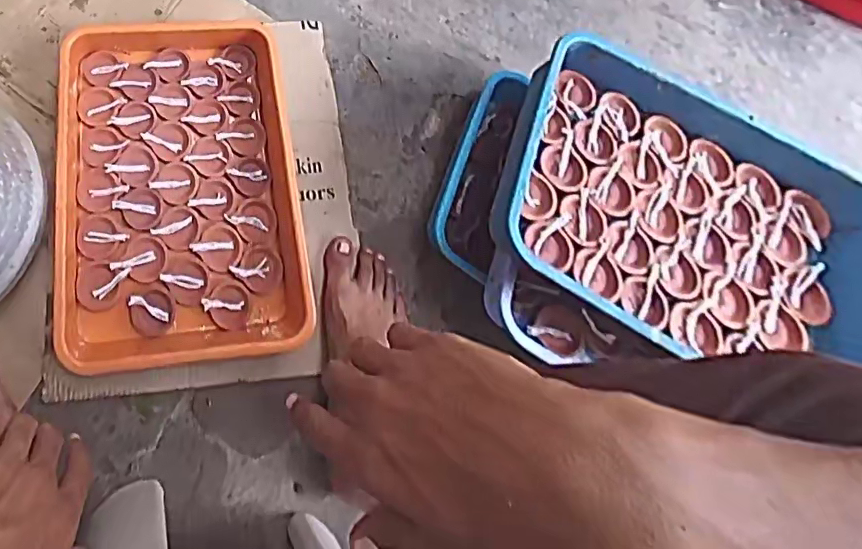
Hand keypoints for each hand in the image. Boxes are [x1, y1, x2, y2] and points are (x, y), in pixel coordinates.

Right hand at [288, 323, 678, 548]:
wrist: (559, 463)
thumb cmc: (507, 512)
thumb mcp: (443, 535)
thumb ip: (396, 529)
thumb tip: (367, 534)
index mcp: (372, 457)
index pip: (318, 428)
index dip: (306, 418)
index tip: (301, 411)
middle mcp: (377, 405)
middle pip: (336, 379)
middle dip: (342, 387)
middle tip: (356, 396)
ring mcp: (404, 367)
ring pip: (363, 349)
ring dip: (369, 362)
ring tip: (387, 373)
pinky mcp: (434, 342)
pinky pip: (400, 333)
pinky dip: (404, 346)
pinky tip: (421, 358)